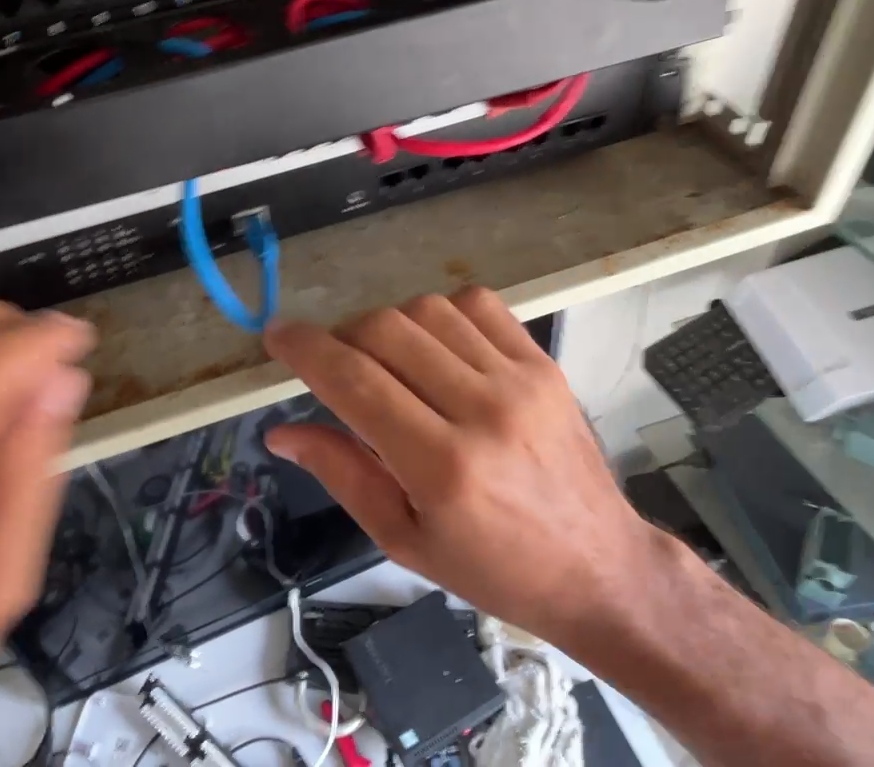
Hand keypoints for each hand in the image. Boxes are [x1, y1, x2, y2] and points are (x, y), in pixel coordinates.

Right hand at [263, 288, 673, 647]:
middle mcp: (482, 411)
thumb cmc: (492, 568)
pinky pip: (478, 305)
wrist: (596, 566)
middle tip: (334, 365)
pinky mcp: (543, 364)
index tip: (277, 337)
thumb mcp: (403, 539)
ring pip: (428, 310)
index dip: (305, 349)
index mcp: (441, 467)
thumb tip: (280, 431)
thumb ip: (340, 473)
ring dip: (388, 325)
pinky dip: (439, 313)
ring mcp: (520, 380)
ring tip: (385, 362)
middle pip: (386, 331)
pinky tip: (434, 346)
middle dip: (341, 336)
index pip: (354, 381)